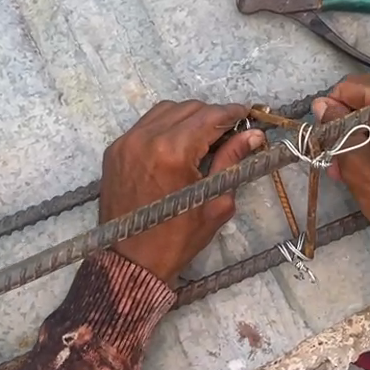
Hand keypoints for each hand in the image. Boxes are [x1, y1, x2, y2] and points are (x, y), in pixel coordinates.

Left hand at [100, 101, 264, 280]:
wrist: (131, 261)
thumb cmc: (178, 239)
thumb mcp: (215, 202)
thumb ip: (232, 161)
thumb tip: (254, 134)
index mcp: (174, 152)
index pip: (210, 116)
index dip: (233, 113)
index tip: (247, 115)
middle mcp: (147, 138)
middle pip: (189, 108)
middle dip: (212, 116)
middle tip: (228, 132)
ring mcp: (127, 142)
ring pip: (166, 111)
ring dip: (188, 117)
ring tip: (203, 137)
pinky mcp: (115, 150)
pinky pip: (145, 124)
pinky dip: (165, 126)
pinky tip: (177, 144)